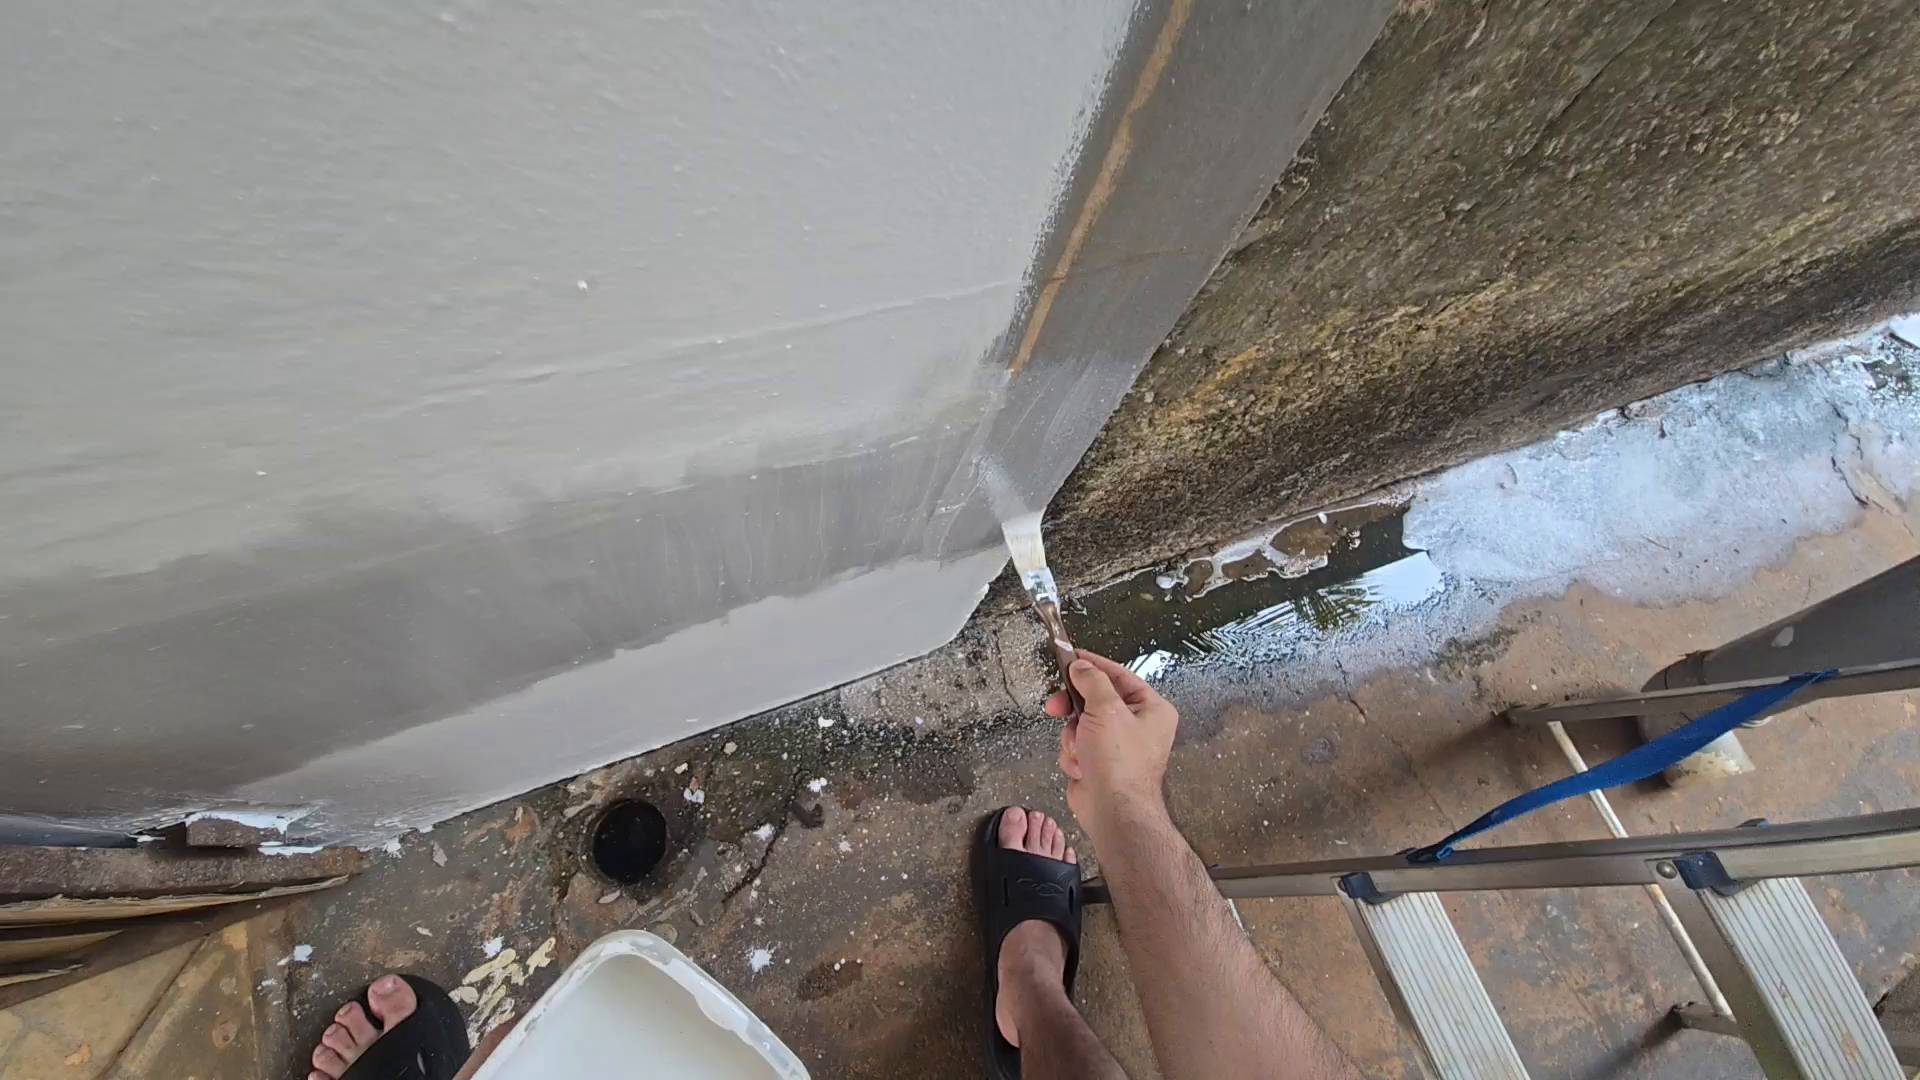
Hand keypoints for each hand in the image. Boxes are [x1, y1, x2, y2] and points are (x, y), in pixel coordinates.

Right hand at [1046, 650, 1177, 828]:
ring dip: (1073, 736)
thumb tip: (1081, 667)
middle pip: (1095, 700)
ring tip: (1080, 749)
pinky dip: (1073, 755)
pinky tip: (1082, 767)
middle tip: (1057, 705)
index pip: (1119, 675)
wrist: (1112, 811)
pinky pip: (1075, 745)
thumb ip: (1092, 680)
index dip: (1093, 665)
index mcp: (1151, 709)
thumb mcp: (1106, 708)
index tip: (1072, 656)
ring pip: (1080, 724)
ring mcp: (1117, 746)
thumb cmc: (1120, 764)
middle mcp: (1137, 726)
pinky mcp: (1098, 763)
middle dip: (1074, 708)